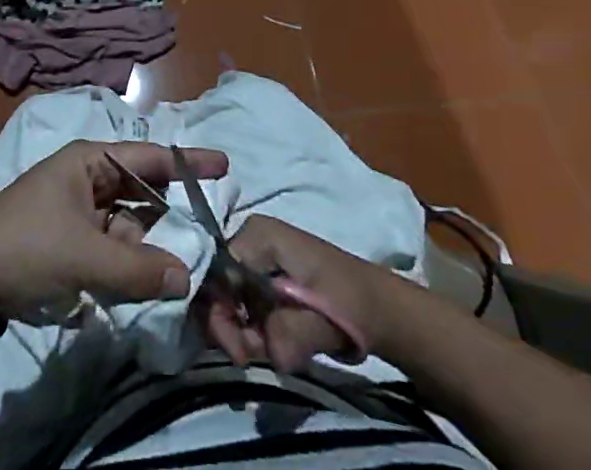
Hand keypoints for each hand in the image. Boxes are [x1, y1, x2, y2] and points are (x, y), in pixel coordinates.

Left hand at [0, 140, 229, 323]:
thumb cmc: (25, 247)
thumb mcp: (82, 255)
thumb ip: (138, 268)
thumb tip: (187, 279)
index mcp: (89, 163)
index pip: (150, 157)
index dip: (187, 162)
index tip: (225, 167)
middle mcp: (89, 181)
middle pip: (144, 195)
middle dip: (171, 219)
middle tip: (205, 241)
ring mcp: (81, 213)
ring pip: (132, 227)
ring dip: (150, 249)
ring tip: (172, 274)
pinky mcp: (74, 242)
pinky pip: (115, 248)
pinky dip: (130, 265)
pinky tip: (143, 284)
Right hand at [199, 215, 395, 371]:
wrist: (379, 310)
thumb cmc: (352, 303)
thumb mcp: (322, 320)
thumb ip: (290, 332)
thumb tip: (271, 350)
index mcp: (257, 234)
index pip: (211, 275)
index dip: (218, 316)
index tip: (242, 351)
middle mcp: (248, 239)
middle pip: (215, 291)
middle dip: (232, 331)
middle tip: (256, 356)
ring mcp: (254, 258)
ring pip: (226, 305)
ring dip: (244, 336)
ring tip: (272, 350)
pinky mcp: (261, 279)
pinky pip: (239, 309)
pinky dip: (251, 333)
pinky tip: (273, 343)